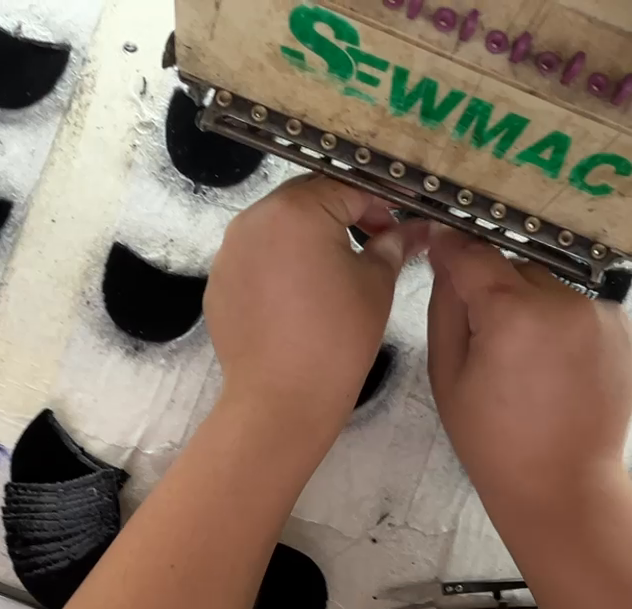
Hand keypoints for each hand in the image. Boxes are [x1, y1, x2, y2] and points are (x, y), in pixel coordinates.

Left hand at [205, 175, 428, 438]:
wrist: (281, 400)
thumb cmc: (337, 340)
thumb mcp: (375, 286)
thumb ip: (392, 245)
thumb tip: (412, 229)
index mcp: (296, 209)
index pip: (346, 186)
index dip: (378, 203)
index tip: (395, 228)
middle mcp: (254, 220)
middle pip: (305, 201)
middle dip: (339, 216)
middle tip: (367, 247)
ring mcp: (229, 253)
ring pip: (275, 230)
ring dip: (306, 241)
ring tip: (331, 276)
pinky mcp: (218, 285)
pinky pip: (253, 261)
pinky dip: (277, 269)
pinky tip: (296, 302)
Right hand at [426, 226, 631, 535]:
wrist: (561, 485)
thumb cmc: (491, 441)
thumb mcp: (448, 378)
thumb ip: (446, 309)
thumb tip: (446, 256)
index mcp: (513, 313)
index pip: (474, 256)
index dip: (452, 249)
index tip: (437, 241)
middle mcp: (564, 301)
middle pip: (517, 271)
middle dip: (498, 292)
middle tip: (488, 340)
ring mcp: (602, 314)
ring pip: (552, 290)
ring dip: (534, 309)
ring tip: (528, 363)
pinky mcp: (627, 331)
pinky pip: (583, 311)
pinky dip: (566, 328)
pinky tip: (559, 369)